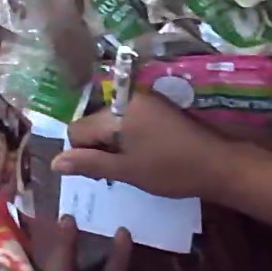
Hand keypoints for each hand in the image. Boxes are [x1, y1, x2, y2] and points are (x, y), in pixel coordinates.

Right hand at [49, 92, 243, 200]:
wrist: (217, 164)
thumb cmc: (169, 169)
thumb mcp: (125, 170)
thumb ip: (89, 163)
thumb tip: (54, 162)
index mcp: (118, 110)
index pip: (78, 128)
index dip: (82, 153)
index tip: (100, 172)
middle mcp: (129, 98)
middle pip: (94, 122)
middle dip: (98, 147)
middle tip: (116, 172)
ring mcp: (146, 101)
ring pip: (111, 122)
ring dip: (113, 143)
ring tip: (132, 165)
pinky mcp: (159, 108)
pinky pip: (130, 120)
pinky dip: (129, 137)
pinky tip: (144, 156)